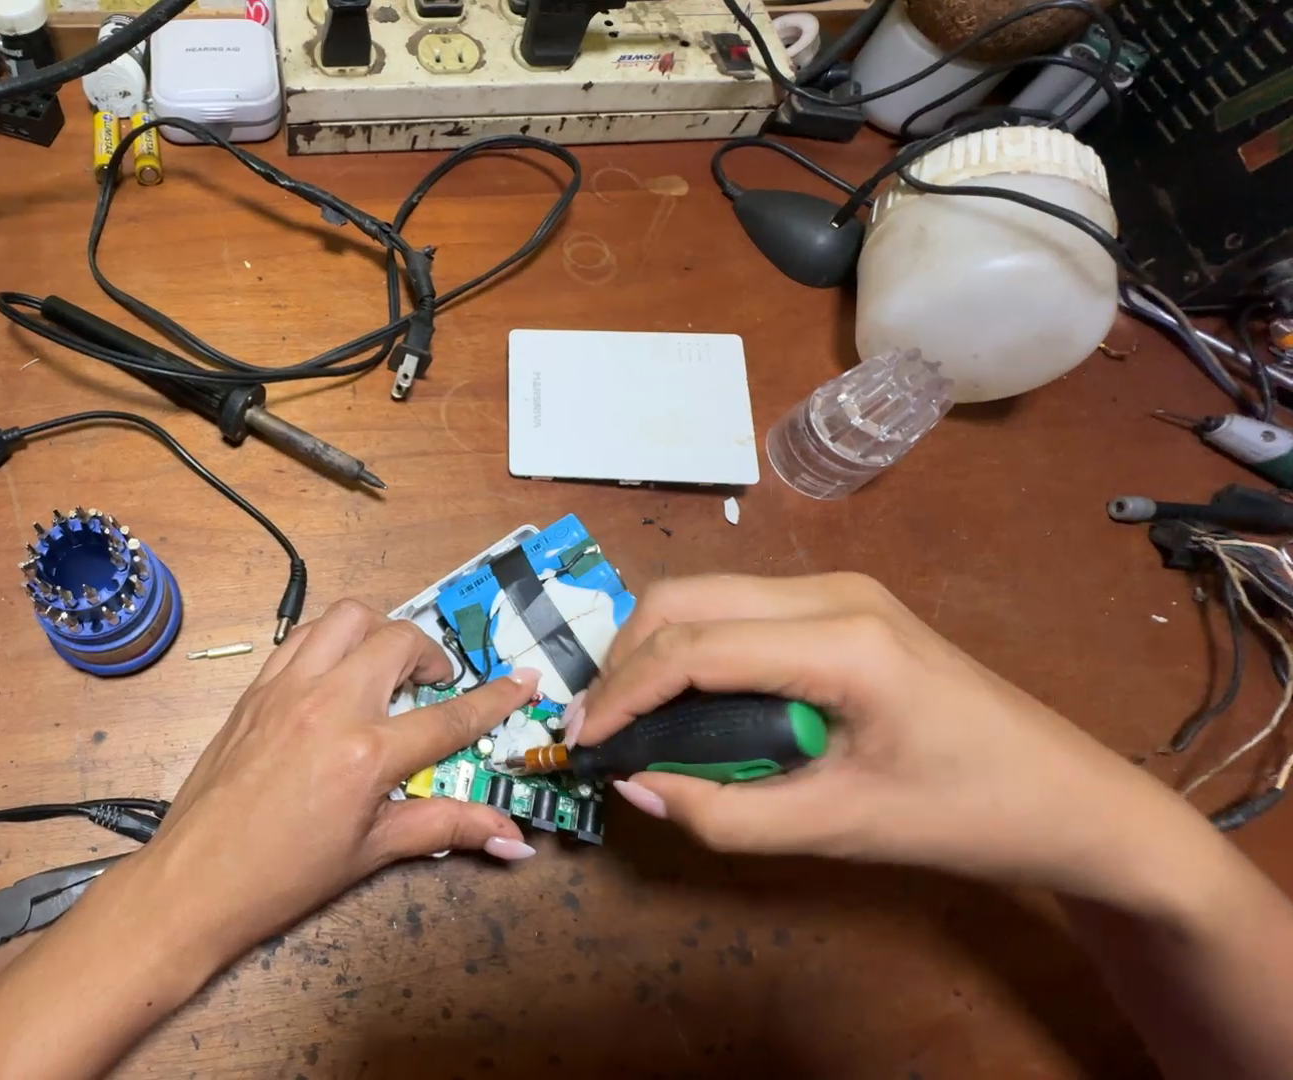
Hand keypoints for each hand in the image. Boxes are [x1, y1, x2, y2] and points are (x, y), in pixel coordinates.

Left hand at [137, 600, 541, 964]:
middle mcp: (331, 702)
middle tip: (431, 685)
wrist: (195, 879)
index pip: (449, 717)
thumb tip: (517, 842)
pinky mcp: (256, 685)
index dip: (495, 699)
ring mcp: (287, 686)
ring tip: (383, 668)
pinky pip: (302, 636)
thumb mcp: (372, 852)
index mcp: (367, 752)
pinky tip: (335, 672)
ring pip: (346, 617)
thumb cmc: (288, 875)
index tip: (525, 680)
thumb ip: (446, 828)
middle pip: (398, 640)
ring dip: (378, 631)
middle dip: (430, 654)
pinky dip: (331, 640)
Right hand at [572, 573, 1218, 909]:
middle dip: (623, 658)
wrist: (1078, 800)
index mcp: (842, 642)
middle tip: (598, 721)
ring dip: (649, 647)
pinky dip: (685, 644)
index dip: (623, 691)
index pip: (694, 648)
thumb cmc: (967, 818)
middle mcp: (829, 592)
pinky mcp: (832, 602)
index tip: (583, 738)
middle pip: (683, 598)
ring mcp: (832, 588)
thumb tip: (632, 783)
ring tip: (627, 709)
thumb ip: (722, 813)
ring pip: (699, 594)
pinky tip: (679, 691)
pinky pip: (728, 607)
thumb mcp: (837, 830)